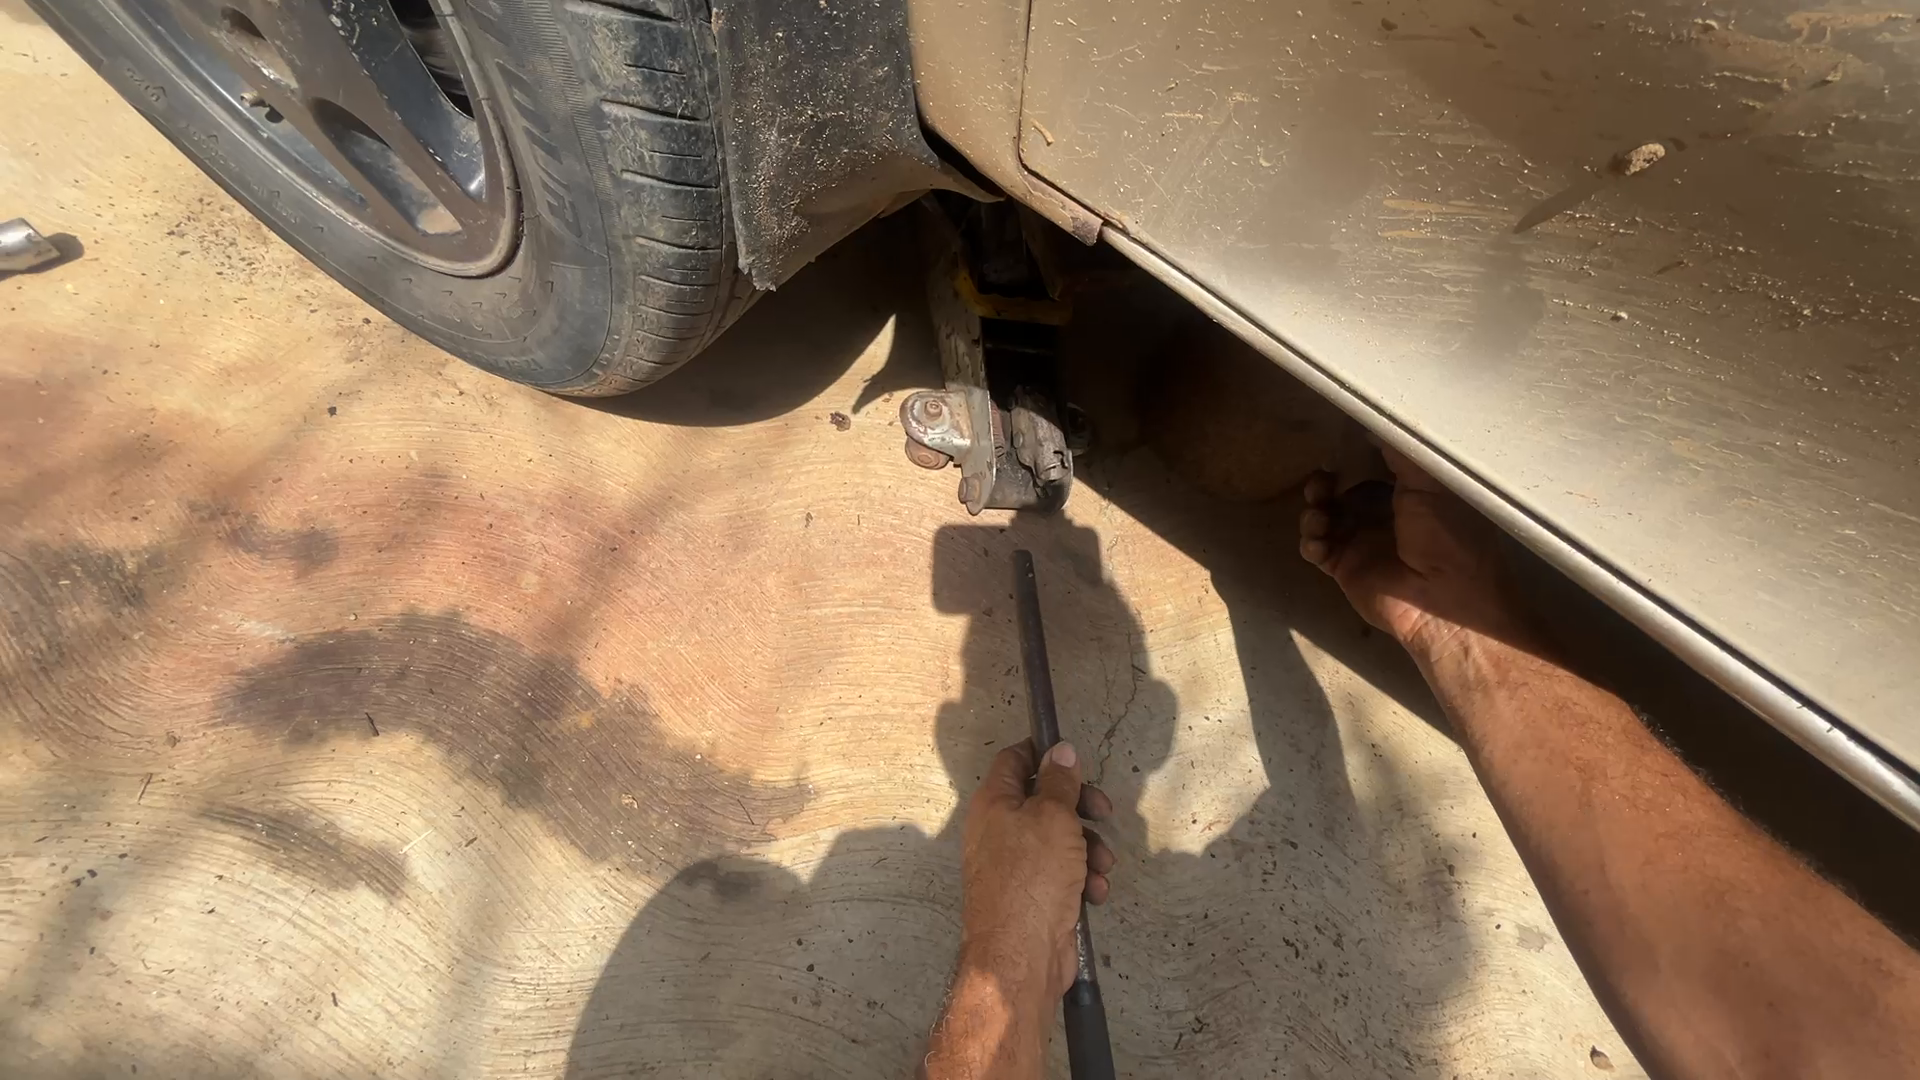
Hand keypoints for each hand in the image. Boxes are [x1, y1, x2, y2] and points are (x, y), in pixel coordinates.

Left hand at [958, 740, 1113, 1001]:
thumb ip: (1059, 781)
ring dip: (1087, 847)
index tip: (1074, 759)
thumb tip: (1061, 748)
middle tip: (1104, 810)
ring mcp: (1015, 863)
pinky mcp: (1033, 894)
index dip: (1044, 753)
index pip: (1015, 759)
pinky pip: (1061, 872)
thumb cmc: (1032, 876)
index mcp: (994, 802)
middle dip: (1079, 805)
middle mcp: (999, 828)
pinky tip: (1094, 892)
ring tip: (1102, 865)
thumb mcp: (1053, 817)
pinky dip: (1081, 877)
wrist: (1020, 956)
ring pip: (1059, 838)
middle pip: (1043, 799)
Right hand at [1298, 448, 1530, 659]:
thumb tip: (1377, 420)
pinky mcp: (1343, 567)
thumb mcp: (1432, 484)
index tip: (1337, 443)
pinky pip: (1314, 548)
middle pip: (1340, 490)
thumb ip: (1402, 453)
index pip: (1372, 467)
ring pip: (1322, 516)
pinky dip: (1310, 542)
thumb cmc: (1448, 538)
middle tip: (1322, 482)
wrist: (1445, 602)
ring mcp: (1360, 542)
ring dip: (1313, 510)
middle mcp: (1383, 515)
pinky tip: (1319, 542)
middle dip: (1325, 483)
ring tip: (1318, 515)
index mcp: (1410, 494)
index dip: (1352, 456)